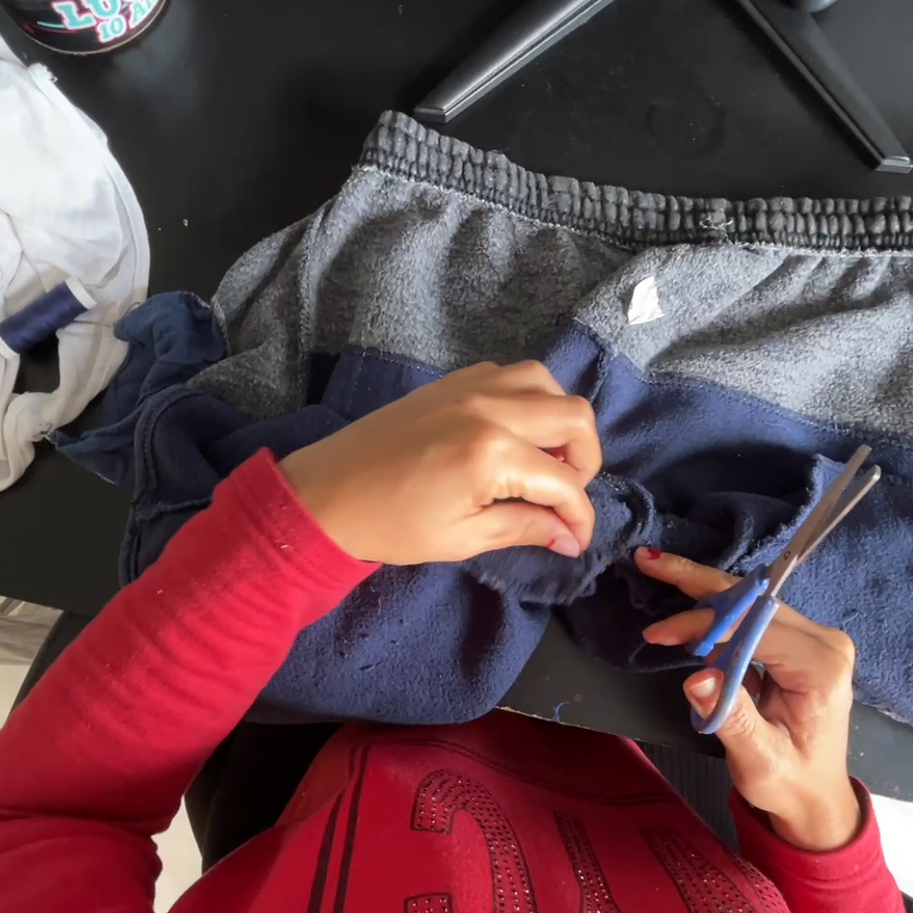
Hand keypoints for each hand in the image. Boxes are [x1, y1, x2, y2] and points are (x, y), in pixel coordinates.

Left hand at [279, 361, 601, 565]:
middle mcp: (489, 407)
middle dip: (586, 461)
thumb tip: (569, 536)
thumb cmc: (389, 525)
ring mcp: (469, 386)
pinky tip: (514, 430)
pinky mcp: (450, 381)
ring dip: (560, 420)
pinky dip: (528, 397)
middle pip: (574, 416)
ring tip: (545, 458)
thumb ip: (523, 527)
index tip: (575, 539)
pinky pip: (509, 373)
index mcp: (491, 453)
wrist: (325, 493)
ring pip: (547, 382)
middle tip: (566, 495)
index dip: (580, 516)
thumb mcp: (461, 538)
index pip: (564, 482)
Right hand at [635, 547, 862, 850]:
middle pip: (752, 599)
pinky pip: (749, 613)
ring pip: (748, 600)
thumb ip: (730, 718)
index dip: (702, 623)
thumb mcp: (759, 760)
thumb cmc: (789, 783)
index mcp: (819, 668)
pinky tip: (681, 593)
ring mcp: (811, 637)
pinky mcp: (796, 640)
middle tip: (648, 561)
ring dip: (699, 587)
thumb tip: (695, 678)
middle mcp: (822, 642)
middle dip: (696, 581)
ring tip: (655, 567)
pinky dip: (711, 604)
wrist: (816, 798)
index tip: (657, 634)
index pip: (753, 627)